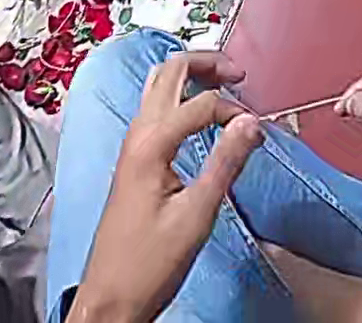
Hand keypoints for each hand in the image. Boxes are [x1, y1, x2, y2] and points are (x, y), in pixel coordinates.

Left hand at [68, 53, 261, 322]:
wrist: (108, 304)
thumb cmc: (149, 264)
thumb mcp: (197, 214)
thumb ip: (226, 161)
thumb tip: (252, 120)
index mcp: (151, 143)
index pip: (201, 102)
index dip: (233, 109)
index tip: (253, 130)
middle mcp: (138, 133)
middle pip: (172, 69)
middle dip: (209, 62)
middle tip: (239, 74)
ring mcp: (133, 142)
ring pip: (161, 82)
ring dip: (193, 73)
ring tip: (224, 84)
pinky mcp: (135, 155)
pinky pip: (158, 103)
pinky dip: (183, 92)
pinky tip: (201, 111)